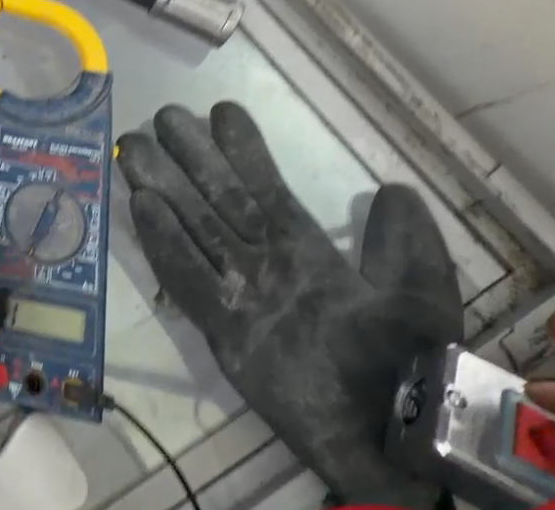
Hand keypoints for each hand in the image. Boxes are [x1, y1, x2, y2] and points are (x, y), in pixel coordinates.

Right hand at [121, 102, 462, 508]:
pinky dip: (163, 243)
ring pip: (194, 227)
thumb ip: (405, 241)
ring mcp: (241, 293)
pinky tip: (139, 205)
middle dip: (190, 156)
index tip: (221, 110)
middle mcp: (265, 263)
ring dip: (163, 186)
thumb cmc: (412, 365)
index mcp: (307, 251)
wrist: (398, 442)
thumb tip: (393, 187)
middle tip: (161, 116)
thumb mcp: (421, 293)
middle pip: (218, 198)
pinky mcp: (226, 330)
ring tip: (133, 147)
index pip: (266, 187)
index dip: (244, 150)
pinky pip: (187, 279)